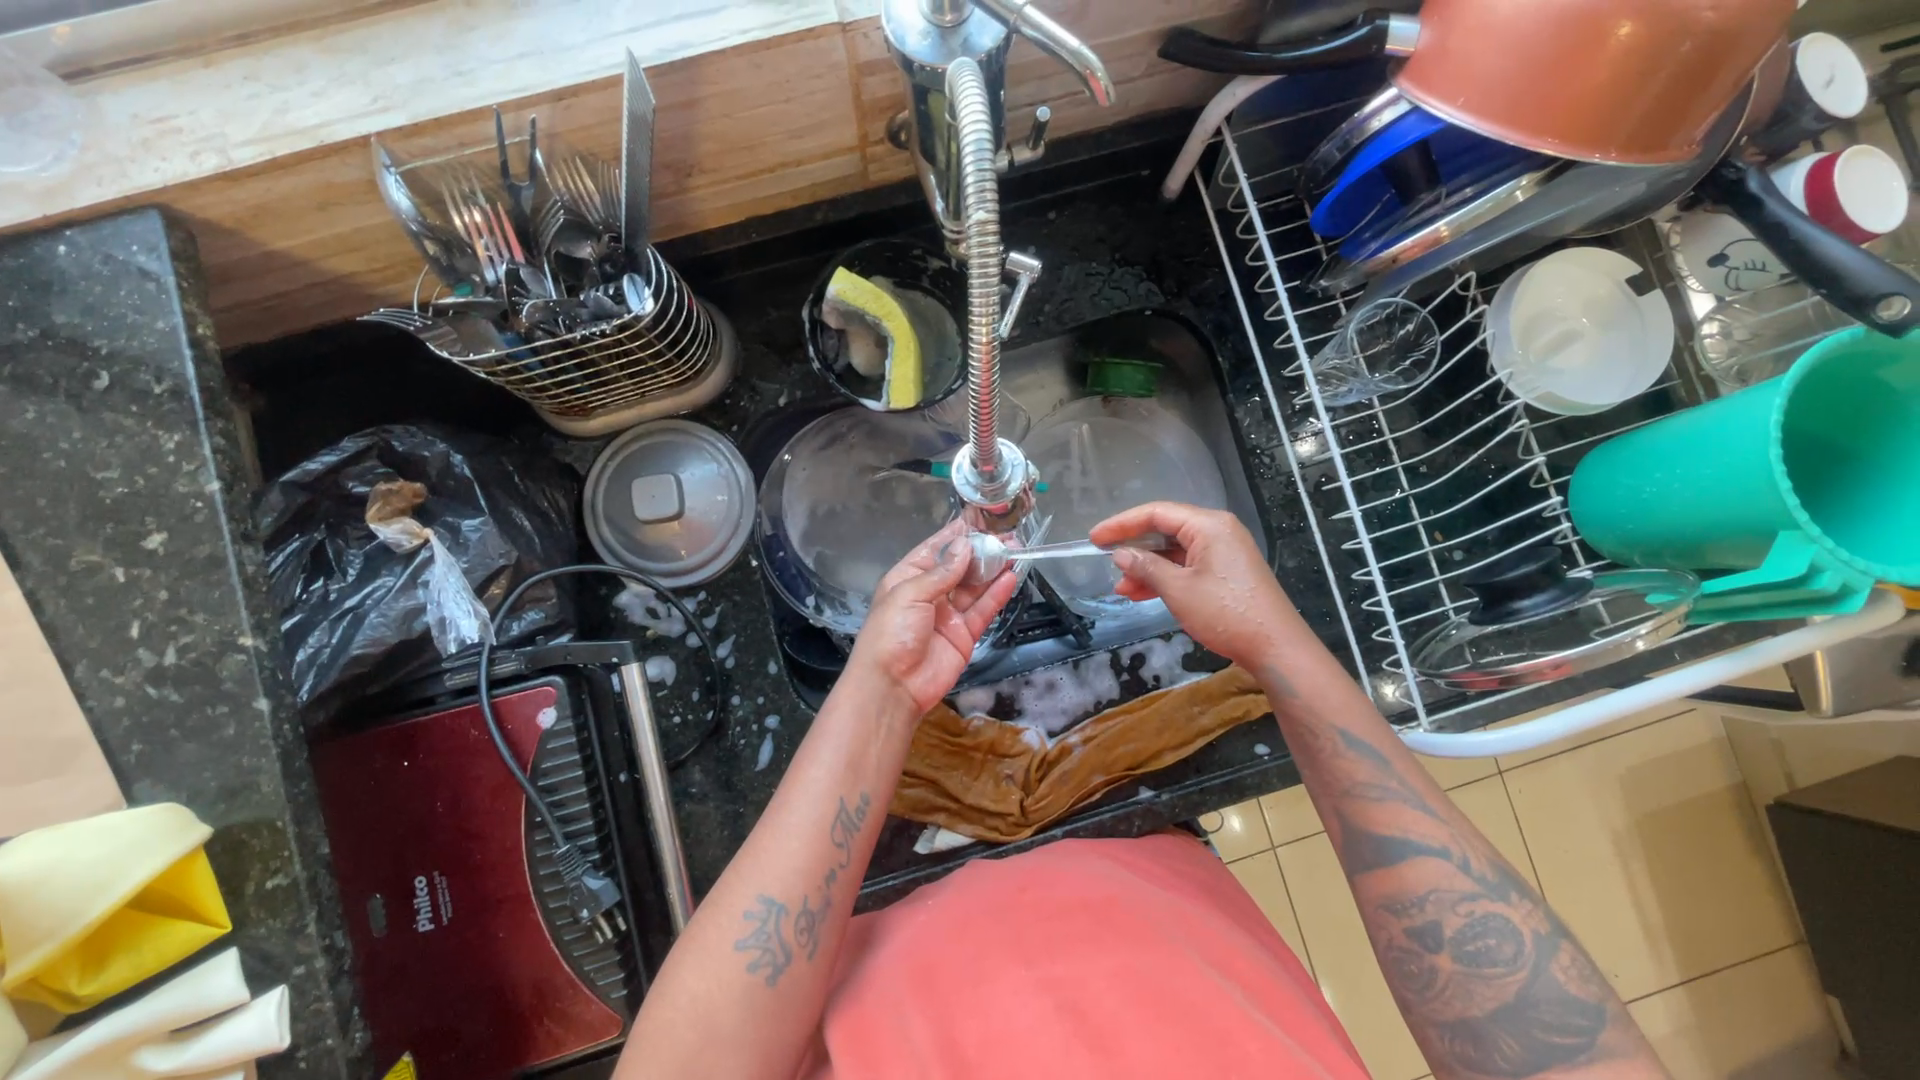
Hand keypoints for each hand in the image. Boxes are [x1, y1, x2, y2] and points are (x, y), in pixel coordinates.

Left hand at [844, 520, 1021, 716]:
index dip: (957, 536)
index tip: (980, 520)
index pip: (935, 549)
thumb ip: (942, 571)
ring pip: (975, 587)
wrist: (892, 686)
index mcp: (908, 577)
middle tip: (1007, 536)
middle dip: (982, 552)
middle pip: (960, 567)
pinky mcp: (965, 635)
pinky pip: (983, 610)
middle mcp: (929, 593)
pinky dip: (997, 594)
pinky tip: (1011, 577)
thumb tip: (965, 546)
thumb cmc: (891, 633)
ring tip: (1016, 551)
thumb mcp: (910, 594)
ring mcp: (948, 614)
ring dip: (994, 570)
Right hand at [1090, 502, 1301, 669]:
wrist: (1275, 647)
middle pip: (1166, 529)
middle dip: (1134, 547)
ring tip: (1121, 588)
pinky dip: (1165, 577)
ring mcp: (1224, 552)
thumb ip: (1146, 567)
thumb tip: (1120, 555)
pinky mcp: (1227, 573)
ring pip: (1175, 551)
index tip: (1094, 538)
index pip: (1156, 512)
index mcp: (1209, 525)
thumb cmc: (1225, 613)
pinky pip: (1188, 566)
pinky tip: (1143, 593)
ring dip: (1147, 567)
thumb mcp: (1178, 590)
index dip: (1122, 524)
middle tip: (1104, 559)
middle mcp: (1218, 531)